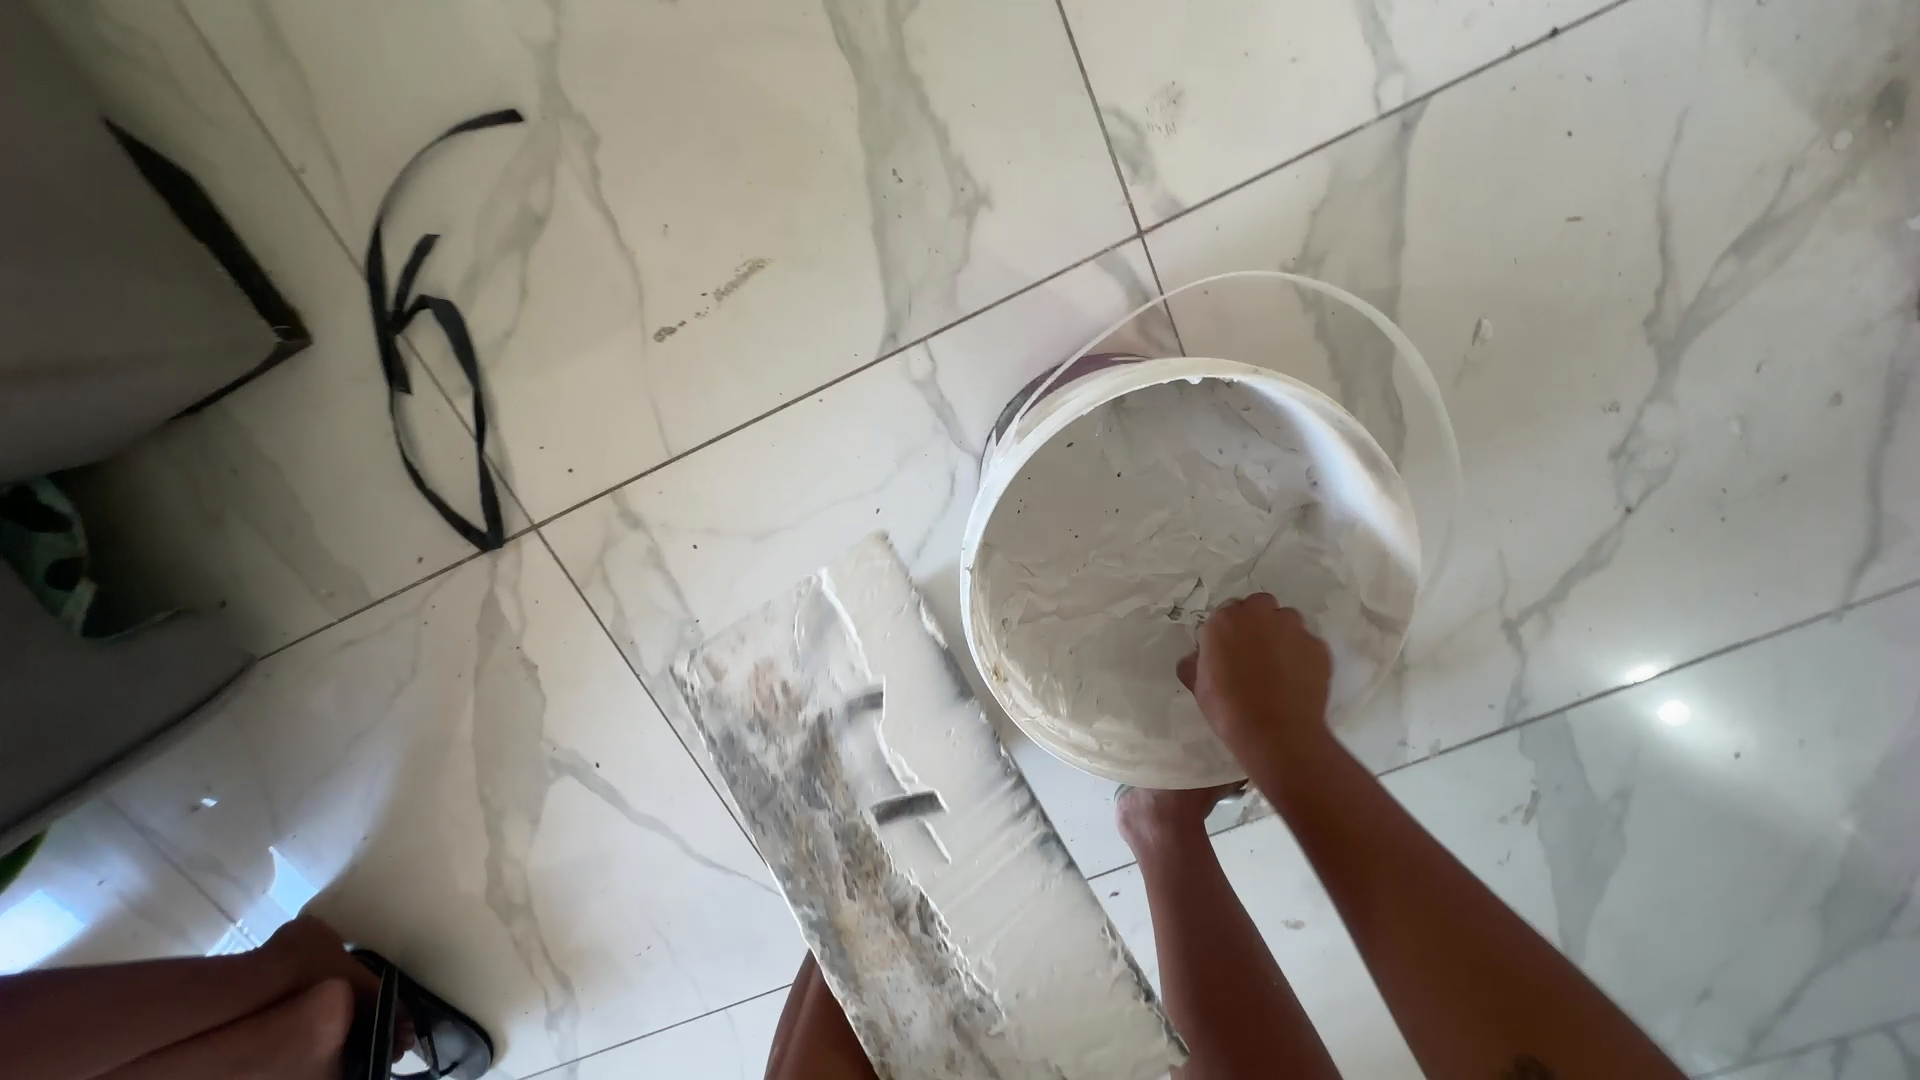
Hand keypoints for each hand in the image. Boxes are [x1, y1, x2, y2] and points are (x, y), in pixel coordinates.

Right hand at [1178, 594, 1333, 759]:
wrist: (1276, 732)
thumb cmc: (1228, 708)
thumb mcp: (1198, 686)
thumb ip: (1194, 663)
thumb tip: (1195, 658)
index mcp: (1225, 620)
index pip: (1226, 612)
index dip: (1228, 630)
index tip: (1228, 650)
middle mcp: (1260, 615)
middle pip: (1259, 605)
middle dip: (1257, 621)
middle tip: (1253, 650)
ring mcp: (1293, 629)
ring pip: (1288, 620)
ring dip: (1281, 633)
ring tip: (1278, 664)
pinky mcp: (1318, 647)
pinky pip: (1308, 644)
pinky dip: (1302, 655)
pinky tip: (1297, 679)